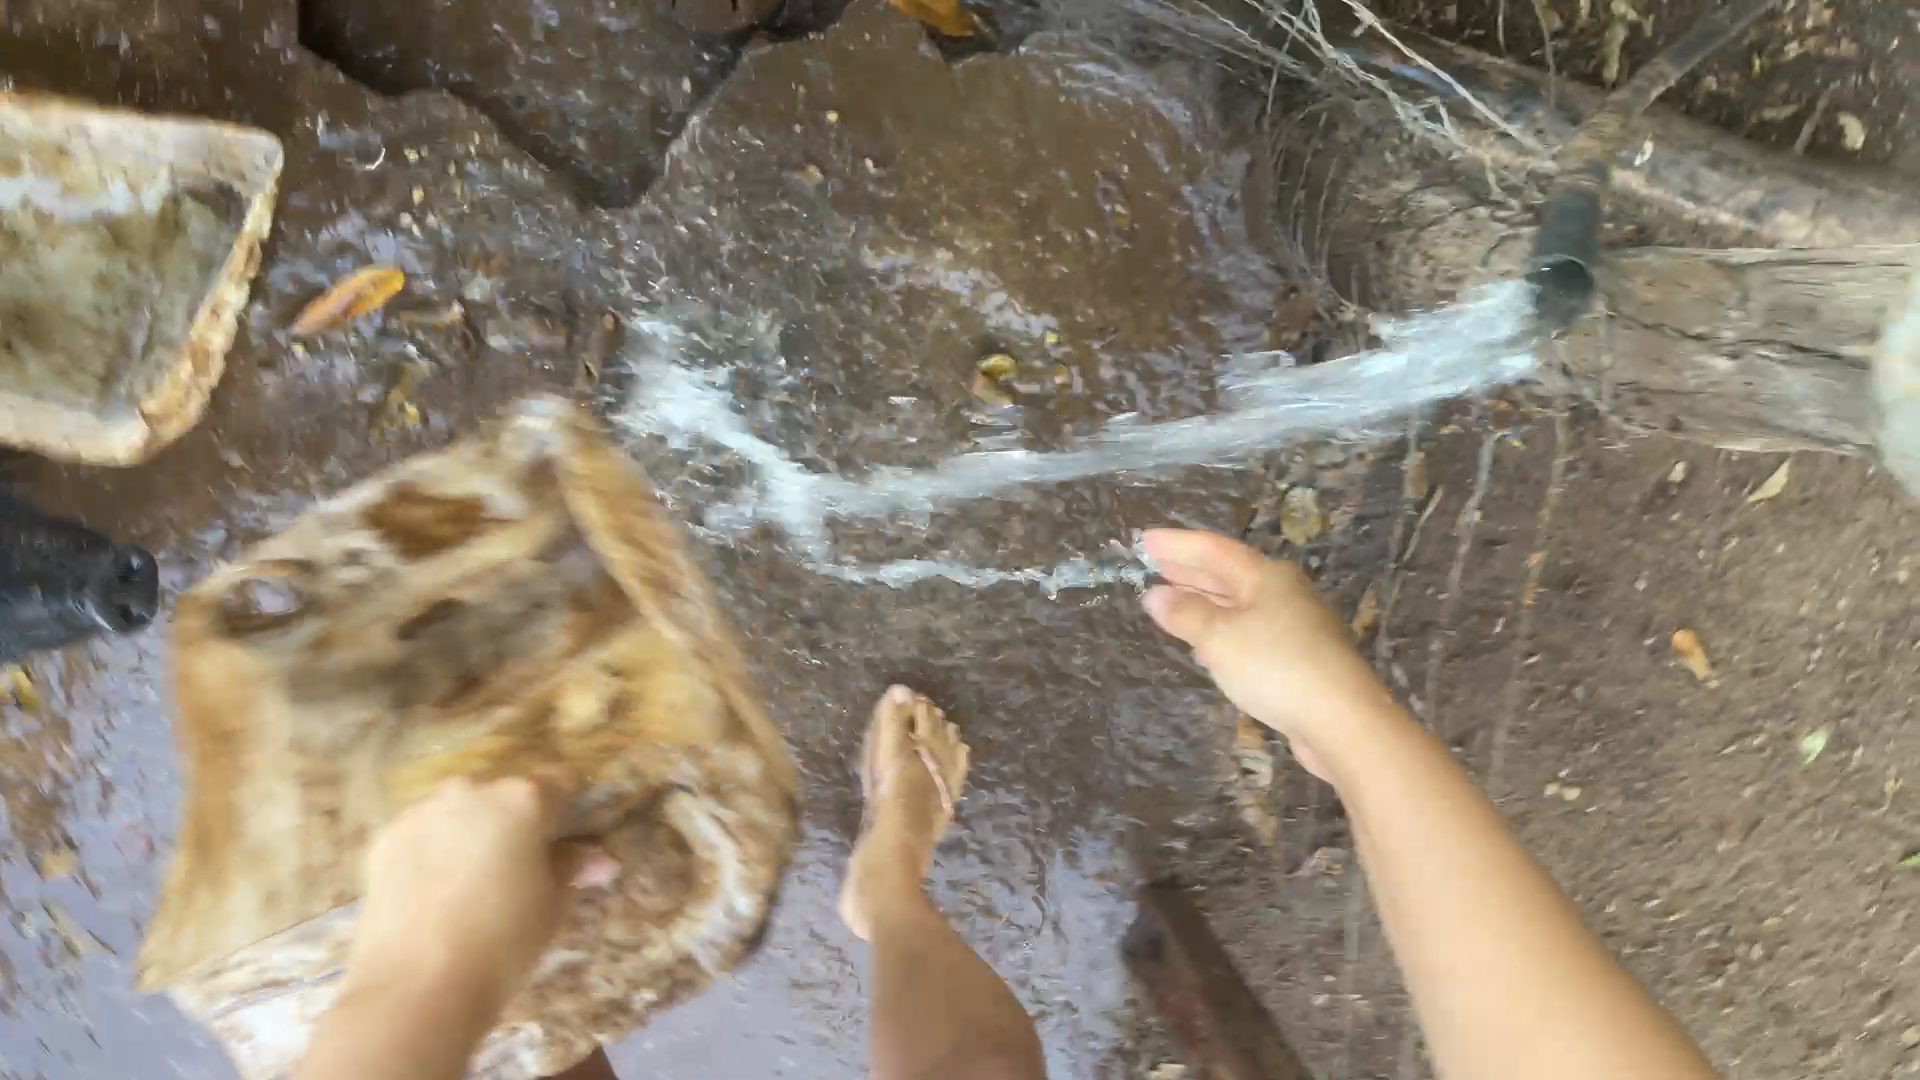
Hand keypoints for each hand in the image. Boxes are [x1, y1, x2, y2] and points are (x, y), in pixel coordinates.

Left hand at [344, 776, 572, 1017]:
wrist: (412, 992)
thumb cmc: (504, 940)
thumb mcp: (554, 900)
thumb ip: (573, 864)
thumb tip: (596, 856)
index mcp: (527, 795)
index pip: (566, 781)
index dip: (573, 809)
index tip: (572, 836)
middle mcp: (475, 788)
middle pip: (510, 789)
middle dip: (521, 816)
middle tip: (522, 859)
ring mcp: (424, 811)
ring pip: (464, 806)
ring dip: (476, 827)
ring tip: (475, 874)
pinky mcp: (385, 839)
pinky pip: (426, 830)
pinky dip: (437, 846)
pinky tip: (438, 885)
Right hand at [1141, 528, 1398, 780]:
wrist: (1343, 721)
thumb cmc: (1276, 666)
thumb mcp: (1219, 637)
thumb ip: (1184, 614)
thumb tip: (1154, 596)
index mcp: (1265, 576)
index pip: (1212, 549)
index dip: (1177, 544)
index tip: (1145, 539)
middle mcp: (1281, 592)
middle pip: (1227, 573)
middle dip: (1188, 570)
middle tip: (1154, 564)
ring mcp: (1293, 625)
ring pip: (1237, 604)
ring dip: (1202, 601)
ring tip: (1170, 600)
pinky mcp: (1297, 657)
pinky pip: (1247, 631)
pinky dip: (1219, 630)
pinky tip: (1204, 646)